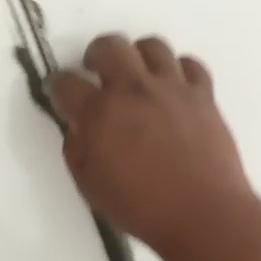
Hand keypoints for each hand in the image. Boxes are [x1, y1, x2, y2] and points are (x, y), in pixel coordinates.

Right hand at [49, 35, 256, 260]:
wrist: (203, 214)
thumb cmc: (139, 206)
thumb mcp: (88, 183)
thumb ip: (77, 147)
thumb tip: (80, 127)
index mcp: (99, 113)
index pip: (66, 82)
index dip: (57, 84)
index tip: (59, 91)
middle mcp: (133, 89)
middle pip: (109, 46)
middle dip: (95, 53)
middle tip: (95, 70)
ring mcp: (172, 88)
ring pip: (152, 46)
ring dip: (137, 55)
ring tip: (136, 75)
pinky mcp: (203, 95)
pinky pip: (190, 65)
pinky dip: (177, 71)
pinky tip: (171, 88)